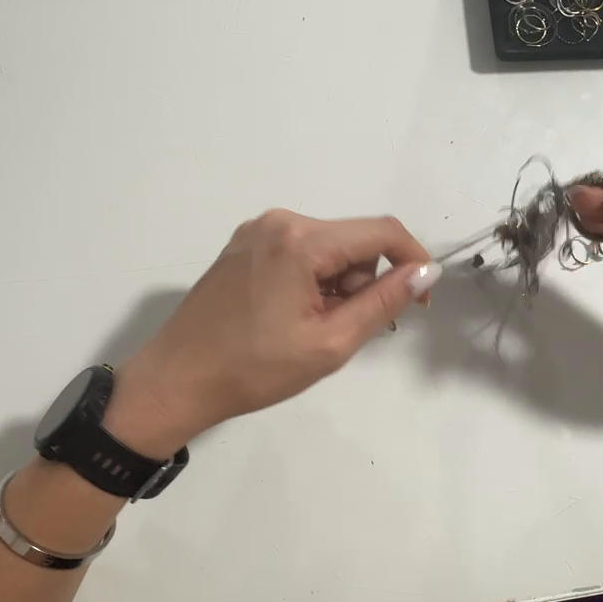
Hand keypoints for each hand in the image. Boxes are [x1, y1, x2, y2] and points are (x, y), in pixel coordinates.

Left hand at [105, 211, 439, 455]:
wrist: (176, 380)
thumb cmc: (255, 368)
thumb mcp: (331, 342)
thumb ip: (384, 302)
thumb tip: (426, 272)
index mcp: (302, 240)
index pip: (382, 232)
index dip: (413, 262)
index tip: (419, 303)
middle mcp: (280, 221)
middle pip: (354, 240)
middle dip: (365, 282)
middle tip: (342, 330)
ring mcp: (257, 231)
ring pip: (328, 248)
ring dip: (338, 284)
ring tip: (310, 328)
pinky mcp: (243, 246)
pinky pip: (299, 252)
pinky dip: (312, 279)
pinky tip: (291, 316)